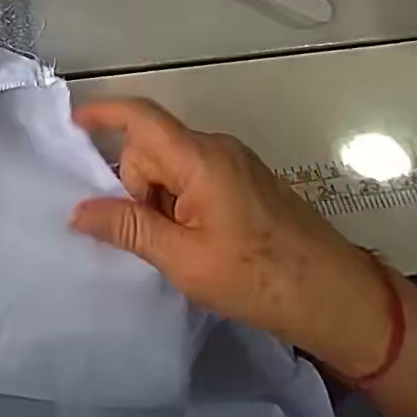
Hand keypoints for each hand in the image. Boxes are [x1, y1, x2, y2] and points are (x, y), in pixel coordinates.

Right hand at [67, 98, 393, 375]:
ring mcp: (234, 164)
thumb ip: (128, 228)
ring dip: (159, 200)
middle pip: (149, 149)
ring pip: (169, 166)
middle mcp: (216, 149)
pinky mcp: (245, 181)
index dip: (102, 113)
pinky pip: (192, 177)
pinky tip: (196, 240)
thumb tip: (78, 212)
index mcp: (200, 159)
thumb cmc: (261, 279)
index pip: (141, 117)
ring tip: (182, 246)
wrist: (346, 303)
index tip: (70, 125)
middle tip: (154, 236)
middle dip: (137, 187)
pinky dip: (179, 202)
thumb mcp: (183, 259)